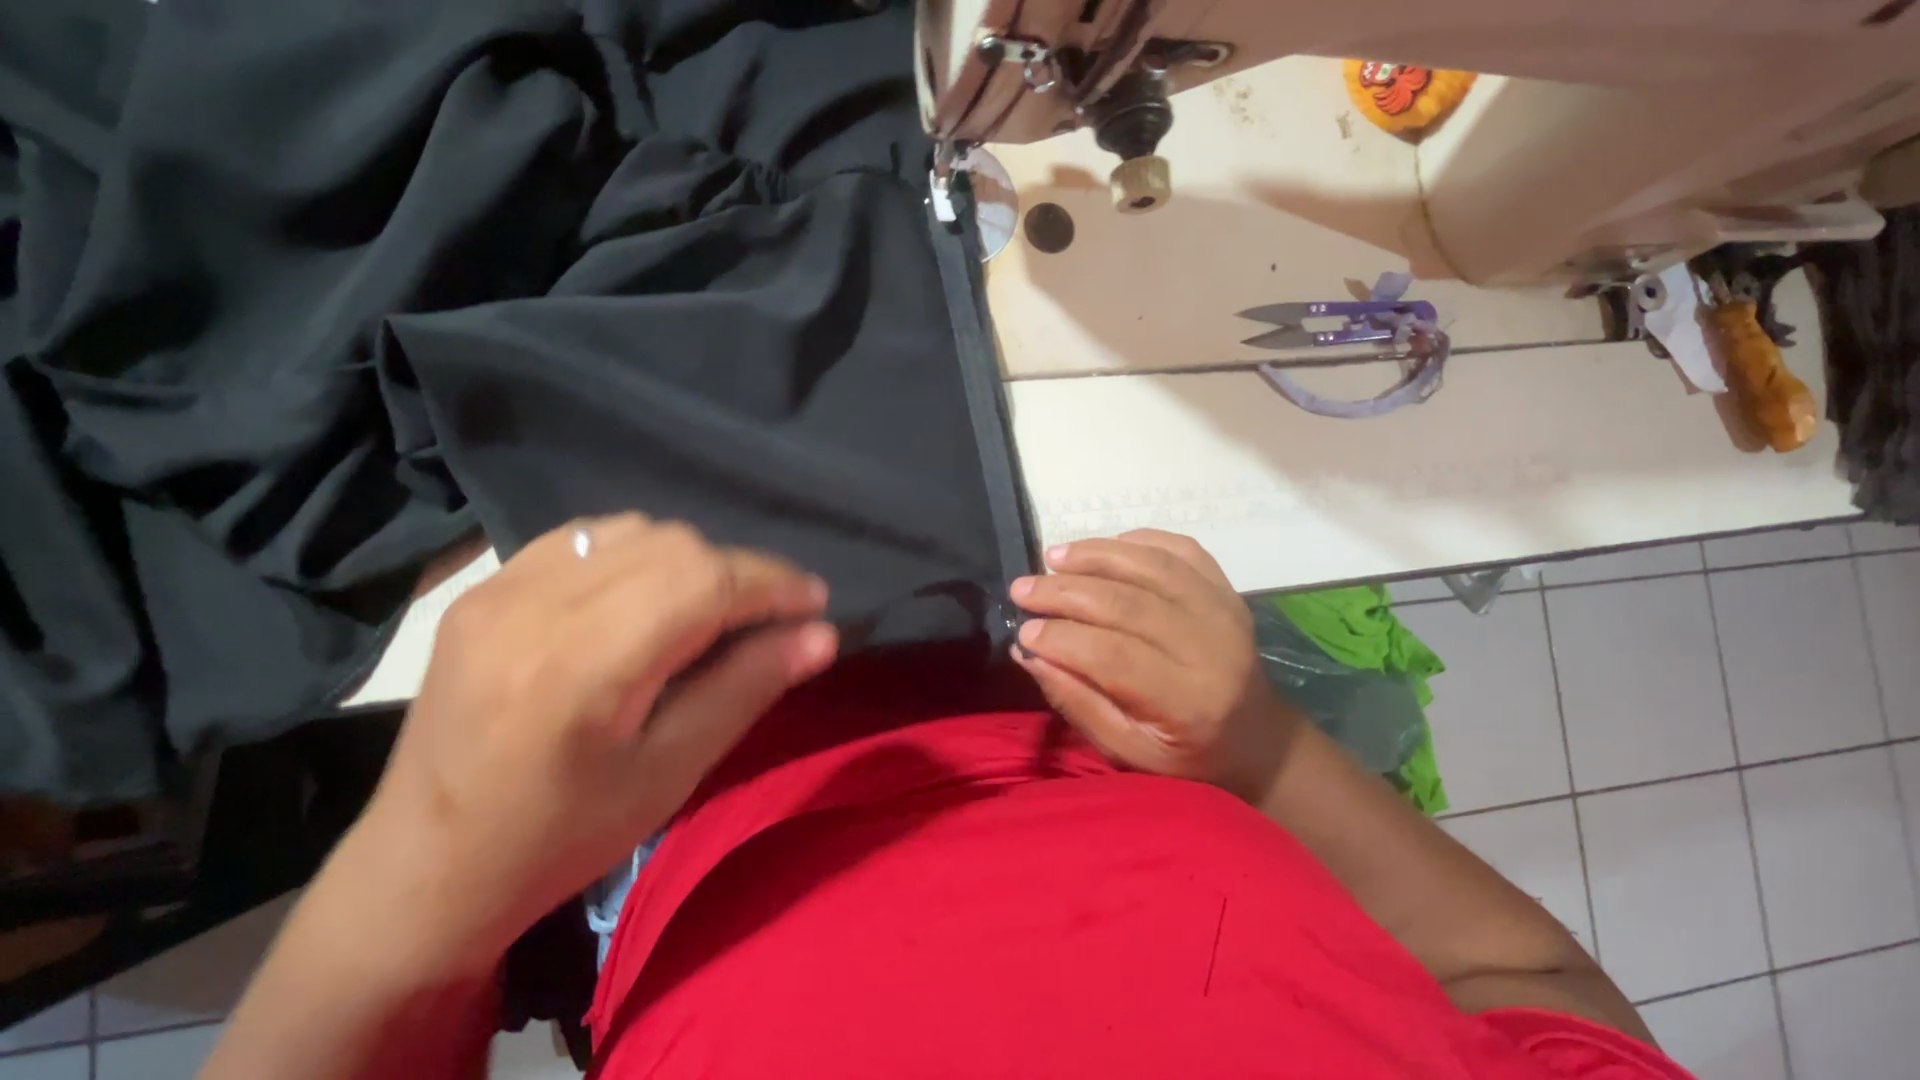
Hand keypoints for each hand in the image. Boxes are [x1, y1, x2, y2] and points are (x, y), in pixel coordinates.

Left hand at [355, 514, 837, 963]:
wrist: (427, 867)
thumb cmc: (562, 839)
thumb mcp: (669, 774)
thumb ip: (745, 689)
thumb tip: (821, 635)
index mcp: (581, 664)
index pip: (701, 581)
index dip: (771, 583)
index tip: (816, 604)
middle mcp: (534, 604)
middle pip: (671, 545)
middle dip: (737, 572)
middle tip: (770, 619)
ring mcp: (498, 589)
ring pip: (630, 531)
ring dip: (690, 560)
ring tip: (711, 611)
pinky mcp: (483, 590)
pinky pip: (583, 539)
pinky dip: (637, 556)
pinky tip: (647, 598)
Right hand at [1007, 529, 1299, 802]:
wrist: (1257, 740)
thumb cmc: (1185, 756)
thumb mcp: (1127, 751)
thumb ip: (1078, 702)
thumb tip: (1028, 652)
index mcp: (1190, 702)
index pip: (1115, 656)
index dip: (1064, 638)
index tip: (1024, 630)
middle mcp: (1213, 649)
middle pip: (1130, 603)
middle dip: (1066, 591)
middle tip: (1022, 588)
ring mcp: (1226, 611)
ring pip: (1153, 566)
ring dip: (1096, 555)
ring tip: (1052, 558)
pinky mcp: (1228, 590)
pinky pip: (1181, 549)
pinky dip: (1138, 542)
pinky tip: (1103, 549)